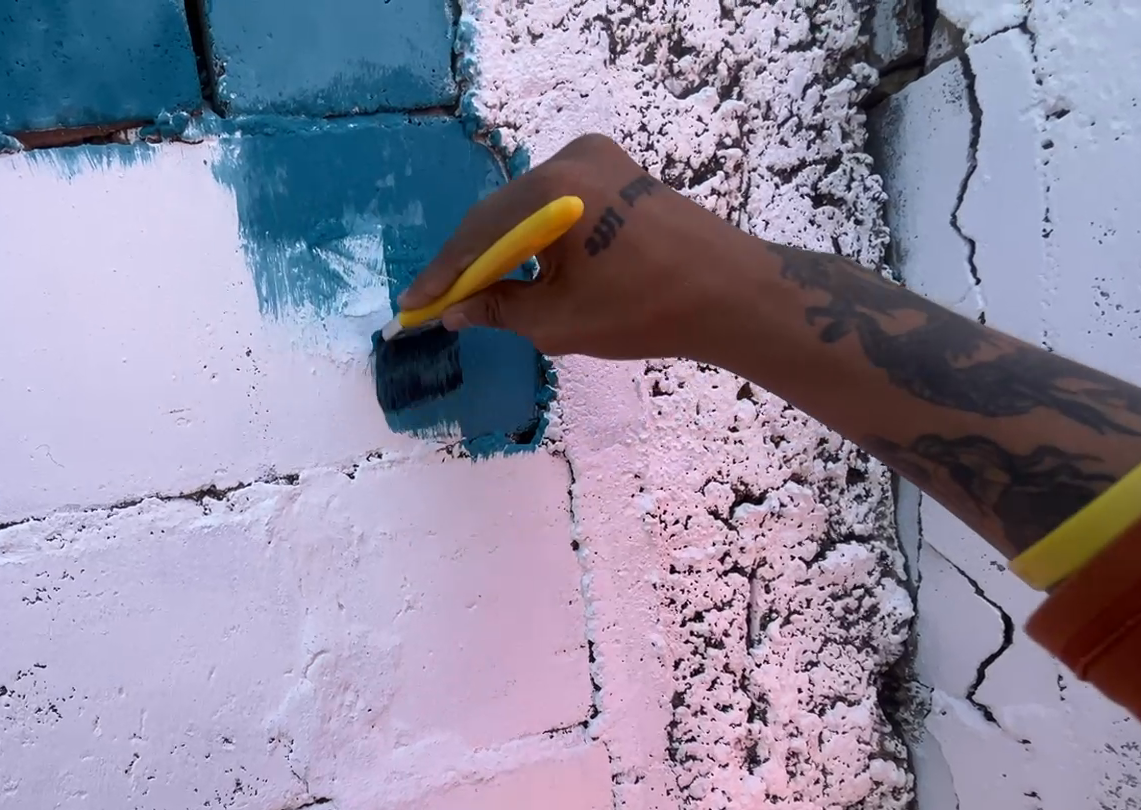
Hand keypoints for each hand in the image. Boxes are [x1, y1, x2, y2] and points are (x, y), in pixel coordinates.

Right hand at [398, 134, 755, 360]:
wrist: (729, 292)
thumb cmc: (641, 311)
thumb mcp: (555, 320)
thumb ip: (496, 310)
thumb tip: (454, 312)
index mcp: (555, 190)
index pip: (478, 235)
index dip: (441, 275)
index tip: (411, 307)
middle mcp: (571, 157)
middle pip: (496, 216)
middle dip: (465, 262)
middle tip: (436, 301)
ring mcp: (596, 158)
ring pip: (522, 210)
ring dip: (495, 252)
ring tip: (468, 292)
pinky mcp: (614, 170)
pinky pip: (551, 205)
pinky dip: (527, 239)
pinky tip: (512, 268)